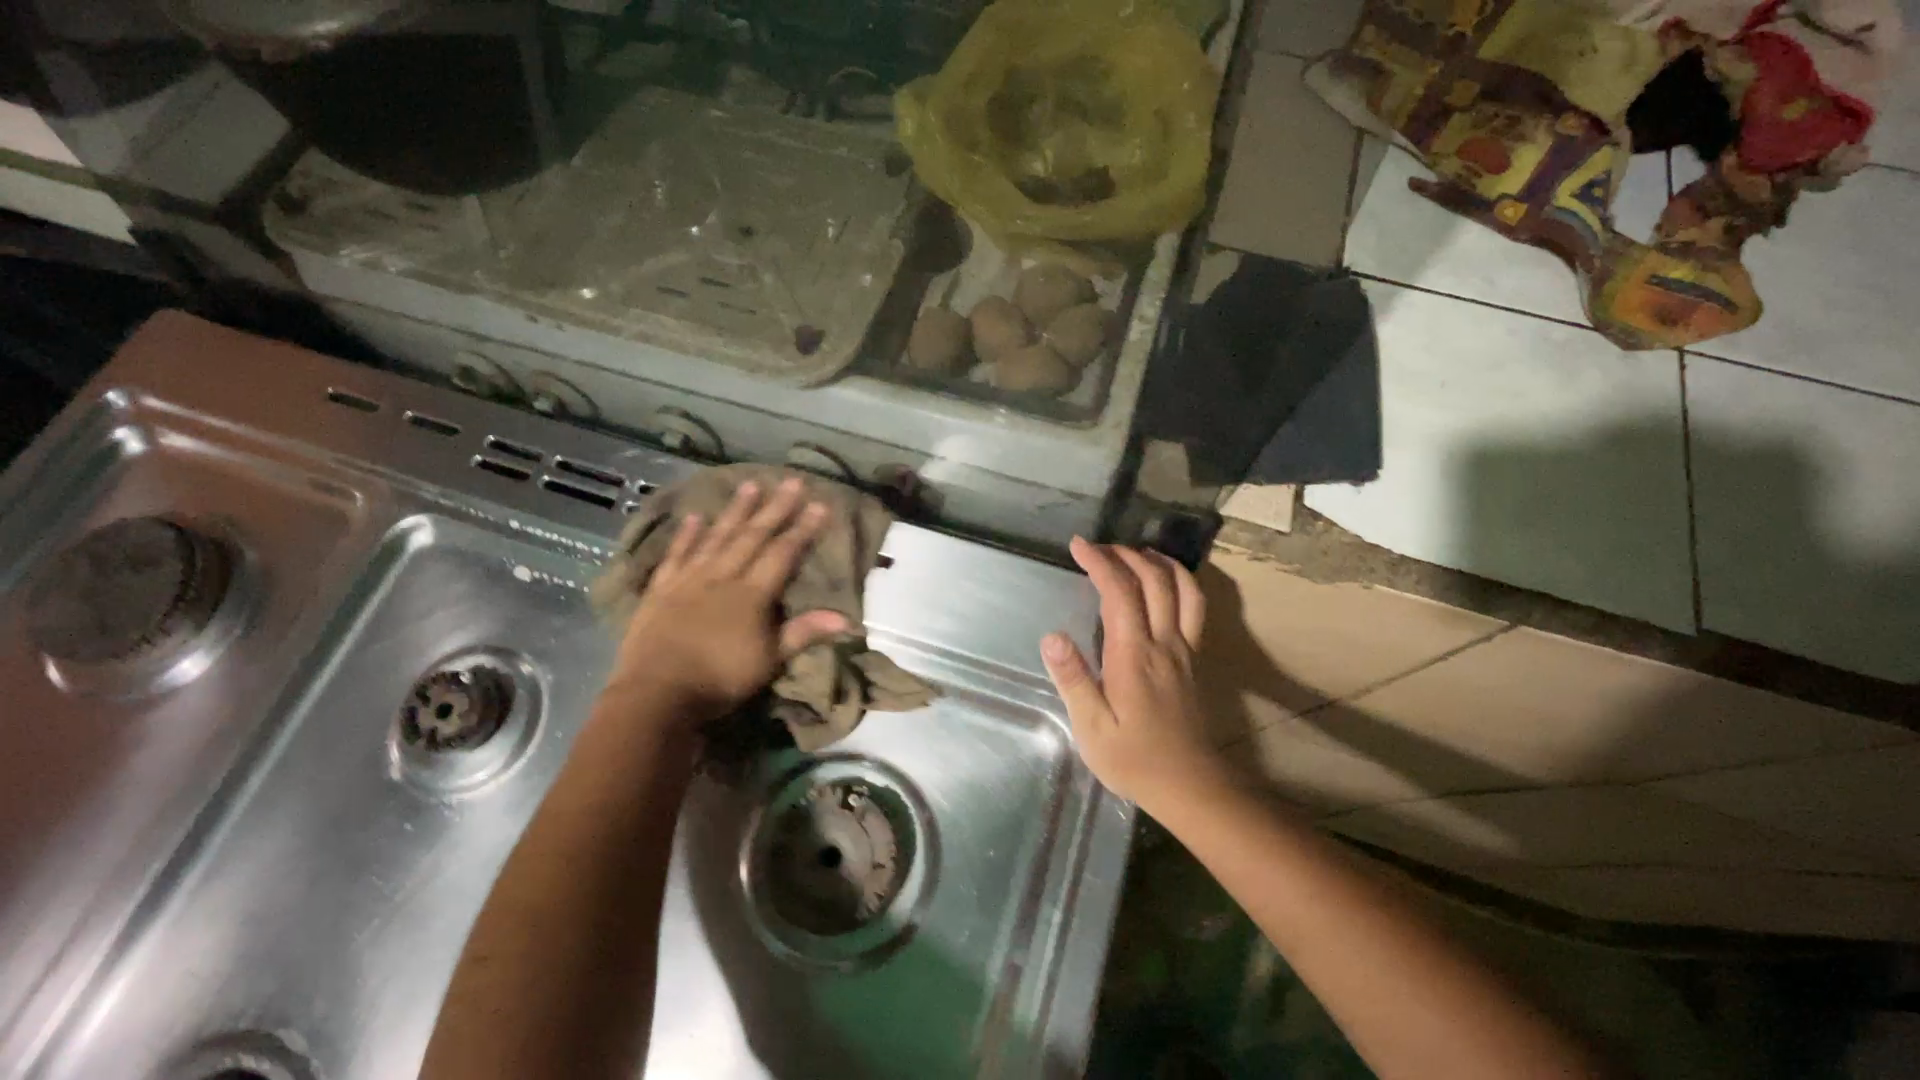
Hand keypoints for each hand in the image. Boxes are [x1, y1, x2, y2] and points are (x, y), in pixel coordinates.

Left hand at [614, 476, 849, 723]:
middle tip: (792, 481)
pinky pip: (677, 554)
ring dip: (735, 511)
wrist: (657, 692)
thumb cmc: (719, 680)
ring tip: (750, 484)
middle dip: (775, 508)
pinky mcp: (661, 588)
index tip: (820, 504)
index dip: (803, 529)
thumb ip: (804, 633)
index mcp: (752, 594)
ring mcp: (689, 579)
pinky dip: (687, 534)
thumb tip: (847, 618)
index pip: (783, 553)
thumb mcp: (770, 661)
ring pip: (717, 537)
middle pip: (753, 536)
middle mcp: (722, 576)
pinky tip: (696, 516)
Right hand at [1040, 537, 1228, 810]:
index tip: (1078, 546)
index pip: (1119, 592)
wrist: (1190, 785)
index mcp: (1133, 656)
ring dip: (1159, 563)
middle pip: (1153, 581)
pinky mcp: (1194, 660)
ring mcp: (1184, 650)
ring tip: (1136, 552)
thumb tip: (1051, 637)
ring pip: (1182, 589)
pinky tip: (1168, 584)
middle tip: (1098, 547)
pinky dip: (1182, 583)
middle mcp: (1163, 643)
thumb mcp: (1091, 728)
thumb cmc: (1134, 760)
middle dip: (1125, 554)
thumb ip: (1073, 680)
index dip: (1099, 562)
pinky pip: (1195, 608)